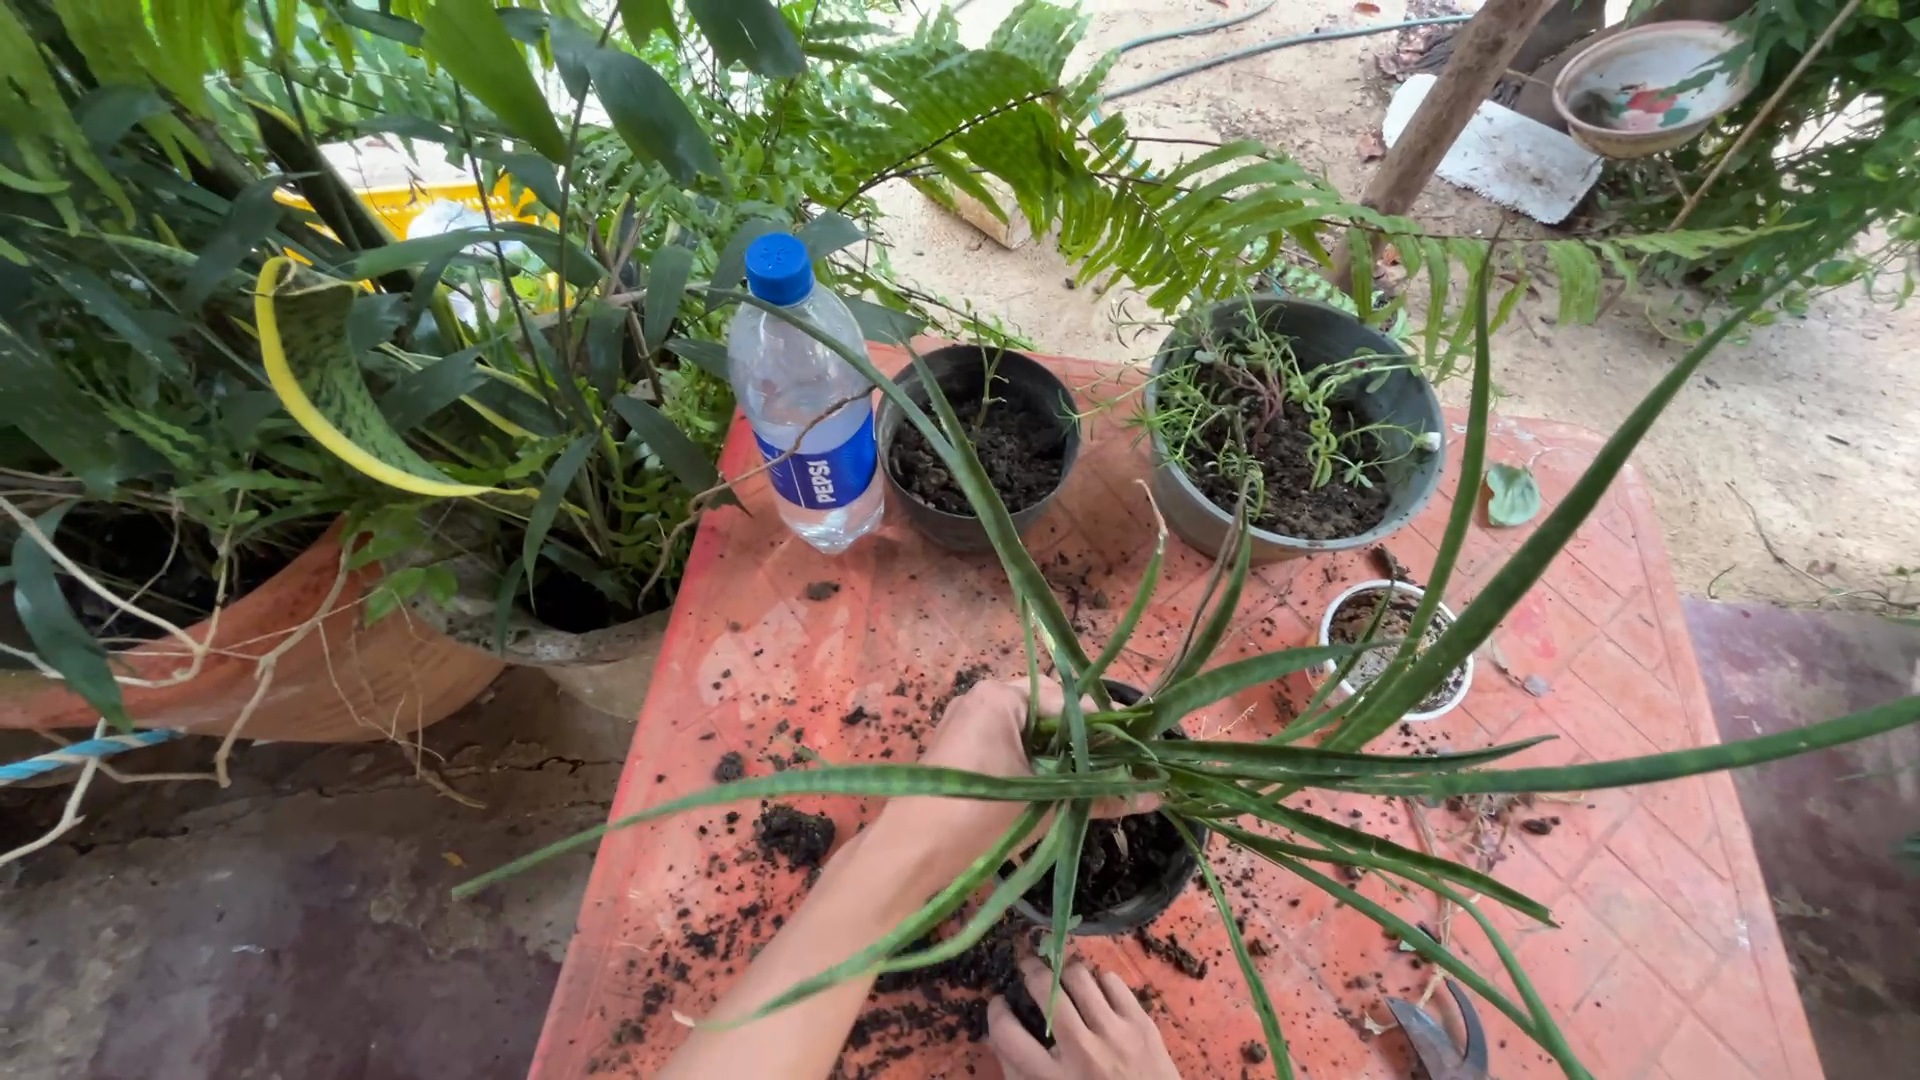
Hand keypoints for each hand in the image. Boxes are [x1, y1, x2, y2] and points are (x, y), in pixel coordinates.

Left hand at [868, 679, 1157, 886]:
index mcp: (1000, 696)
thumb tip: (1157, 795)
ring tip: (1084, 786)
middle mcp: (981, 697)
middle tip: (1109, 775)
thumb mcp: (1047, 805)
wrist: (911, 852)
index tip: (1131, 760)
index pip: (1068, 702)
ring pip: (1029, 729)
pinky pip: (1006, 742)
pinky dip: (1031, 762)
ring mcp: (966, 720)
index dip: (1102, 731)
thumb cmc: (979, 817)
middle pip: (1049, 712)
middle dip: (1080, 744)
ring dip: (1057, 756)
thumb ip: (1102, 796)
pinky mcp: (958, 745)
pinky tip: (1049, 790)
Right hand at [988, 959, 1181, 1079]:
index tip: (1000, 1004)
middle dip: (1030, 970)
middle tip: (1028, 968)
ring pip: (1078, 975)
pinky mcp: (1142, 1023)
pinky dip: (1099, 984)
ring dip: (1065, 974)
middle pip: (1045, 989)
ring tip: (1064, 981)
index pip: (1009, 1035)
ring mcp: (1115, 1034)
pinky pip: (1110, 980)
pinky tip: (1098, 998)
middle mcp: (1083, 1054)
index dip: (997, 1013)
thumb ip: (1018, 1073)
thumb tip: (994, 1033)